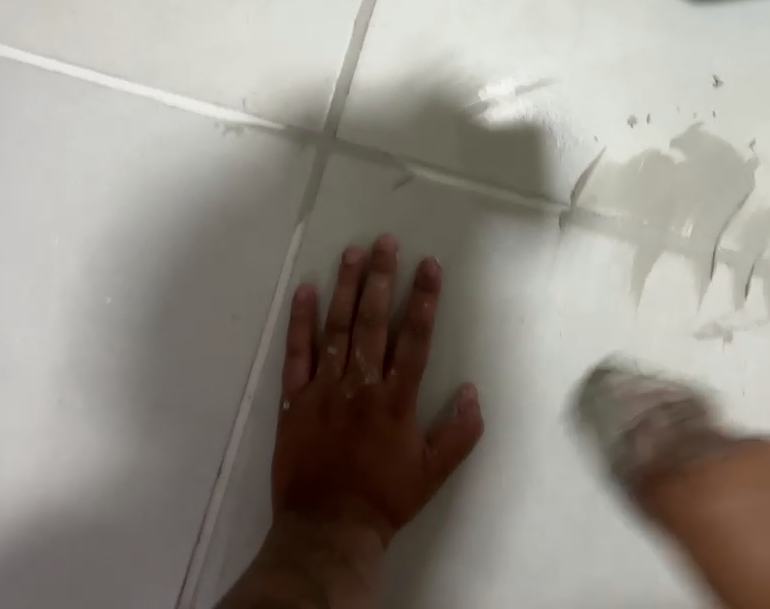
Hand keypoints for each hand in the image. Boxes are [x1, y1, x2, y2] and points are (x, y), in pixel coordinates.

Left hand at [271, 234, 483, 546]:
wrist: (327, 528)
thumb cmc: (384, 499)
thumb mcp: (434, 473)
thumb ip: (460, 432)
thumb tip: (473, 390)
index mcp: (397, 399)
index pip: (415, 338)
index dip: (424, 298)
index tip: (429, 265)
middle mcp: (361, 384)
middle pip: (373, 321)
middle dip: (382, 277)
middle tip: (386, 241)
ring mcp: (325, 388)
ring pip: (337, 327)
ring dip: (346, 287)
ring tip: (353, 252)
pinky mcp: (296, 398)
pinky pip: (297, 352)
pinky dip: (300, 320)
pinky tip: (305, 290)